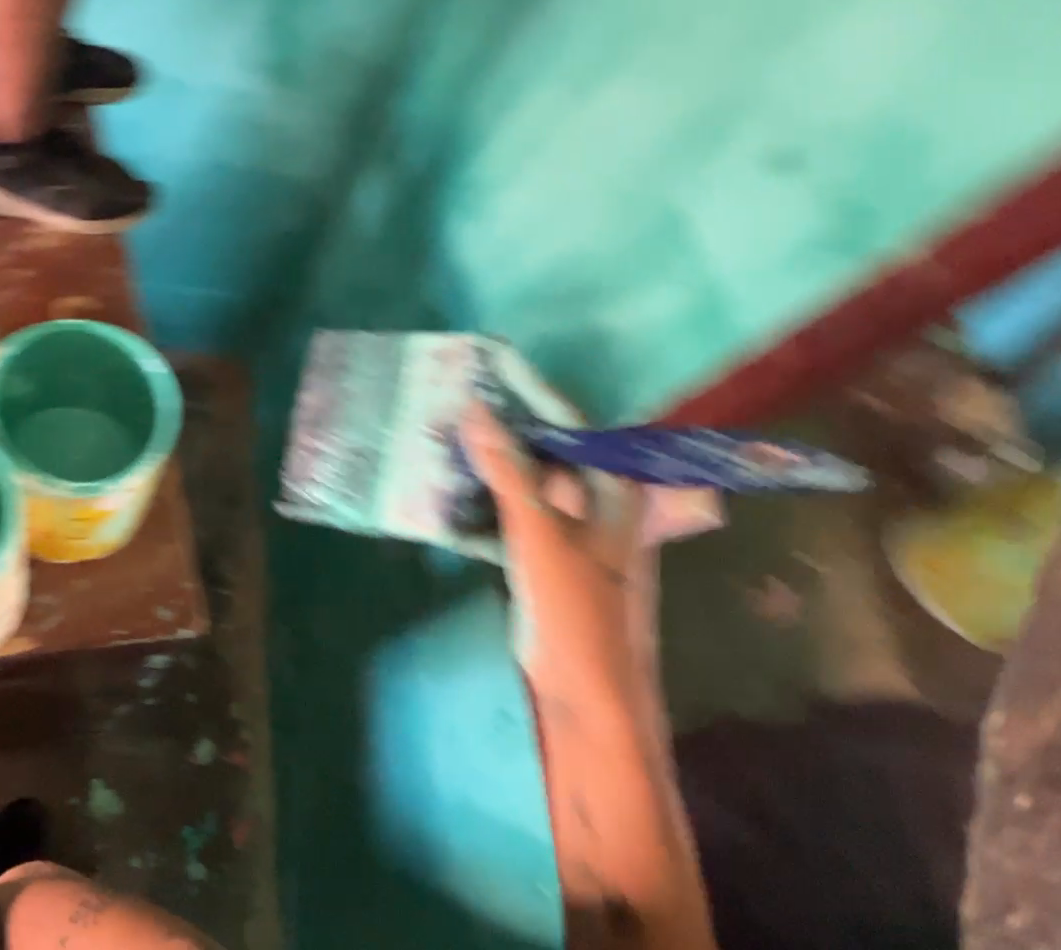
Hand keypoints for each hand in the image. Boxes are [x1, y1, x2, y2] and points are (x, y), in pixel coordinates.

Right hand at [458, 402, 721, 688]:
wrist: (587, 692)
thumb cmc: (576, 608)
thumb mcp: (539, 533)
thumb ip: (508, 469)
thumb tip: (473, 408)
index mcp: (617, 490)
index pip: (573, 425)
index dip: (531, 394)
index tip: (488, 367)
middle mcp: (601, 504)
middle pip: (548, 451)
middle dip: (502, 428)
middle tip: (454, 403)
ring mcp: (575, 533)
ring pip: (527, 482)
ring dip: (489, 464)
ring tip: (443, 440)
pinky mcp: (549, 558)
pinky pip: (514, 514)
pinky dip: (486, 502)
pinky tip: (450, 494)